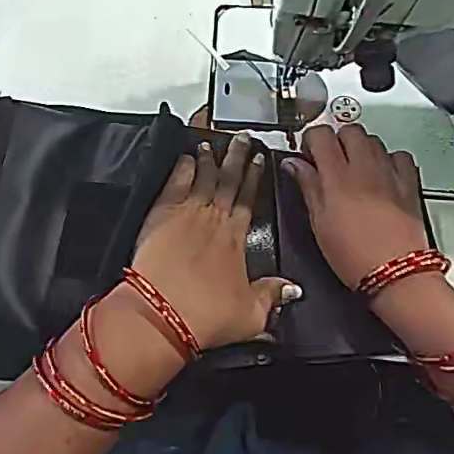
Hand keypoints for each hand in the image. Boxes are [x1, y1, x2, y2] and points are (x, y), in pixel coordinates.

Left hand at [126, 135, 297, 350]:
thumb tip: (292, 290)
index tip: (260, 160)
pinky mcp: (161, 214)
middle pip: (228, 180)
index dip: (255, 178)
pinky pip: (175, 183)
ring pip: (202, 177)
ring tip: (212, 144)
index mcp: (236, 237)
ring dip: (209, 160)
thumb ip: (272, 296)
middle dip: (237, 157)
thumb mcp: (251, 314)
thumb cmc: (206, 315)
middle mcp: (213, 218)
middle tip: (242, 138)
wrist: (163, 312)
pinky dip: (181, 168)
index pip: (250, 199)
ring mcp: (186, 213)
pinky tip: (185, 159)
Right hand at [281, 124, 430, 287]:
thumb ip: (307, 186)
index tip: (307, 154)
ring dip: (360, 147)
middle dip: (336, 139)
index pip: (320, 134)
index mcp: (337, 176)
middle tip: (329, 159)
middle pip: (349, 130)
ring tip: (353, 167)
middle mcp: (364, 168)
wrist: (396, 274)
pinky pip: (399, 156)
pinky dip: (388, 159)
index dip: (310, 140)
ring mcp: (389, 174)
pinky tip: (381, 173)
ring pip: (373, 140)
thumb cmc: (355, 256)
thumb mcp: (318, 222)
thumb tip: (294, 165)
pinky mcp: (409, 184)